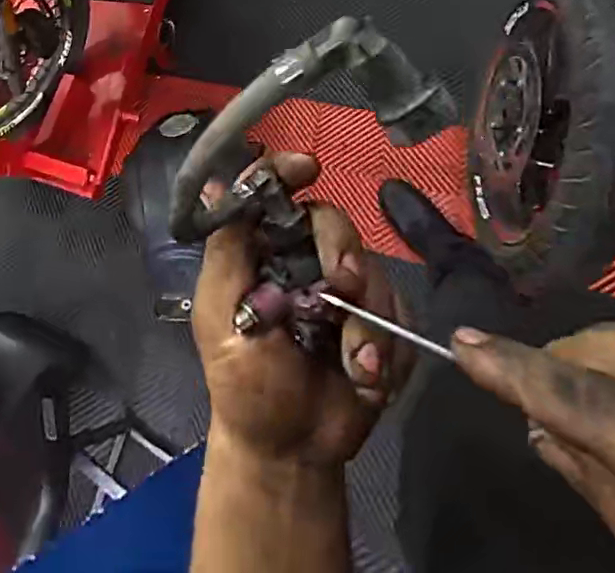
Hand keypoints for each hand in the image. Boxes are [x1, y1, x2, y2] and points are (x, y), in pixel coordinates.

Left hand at [192, 152, 415, 466]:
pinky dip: (388, 345)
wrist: (293, 449)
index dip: (286, 171)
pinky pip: (399, 313)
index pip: (272, 193)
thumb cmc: (244, 382)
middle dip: (341, 249)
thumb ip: (226, 251)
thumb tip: (215, 185)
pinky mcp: (379, 321)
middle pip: (330, 221)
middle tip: (343, 285)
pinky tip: (366, 376)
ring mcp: (343, 290)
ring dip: (367, 318)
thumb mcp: (222, 315)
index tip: (306, 167)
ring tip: (352, 362)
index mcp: (259, 250)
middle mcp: (301, 259)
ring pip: (372, 269)